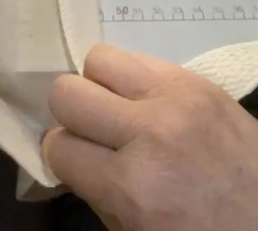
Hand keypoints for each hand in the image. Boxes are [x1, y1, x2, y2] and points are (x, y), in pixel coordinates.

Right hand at [44, 45, 257, 230]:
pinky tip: (150, 105)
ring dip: (99, 87)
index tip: (76, 167)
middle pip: (67, 92)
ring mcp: (176, 98)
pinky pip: (140, 57)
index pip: (58, 148)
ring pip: (97, 58)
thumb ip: (102, 200)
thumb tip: (73, 163)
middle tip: (93, 138)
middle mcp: (148, 133)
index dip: (61, 160)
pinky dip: (133, 79)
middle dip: (71, 118)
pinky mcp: (199, 80)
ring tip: (120, 113)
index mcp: (133, 189)